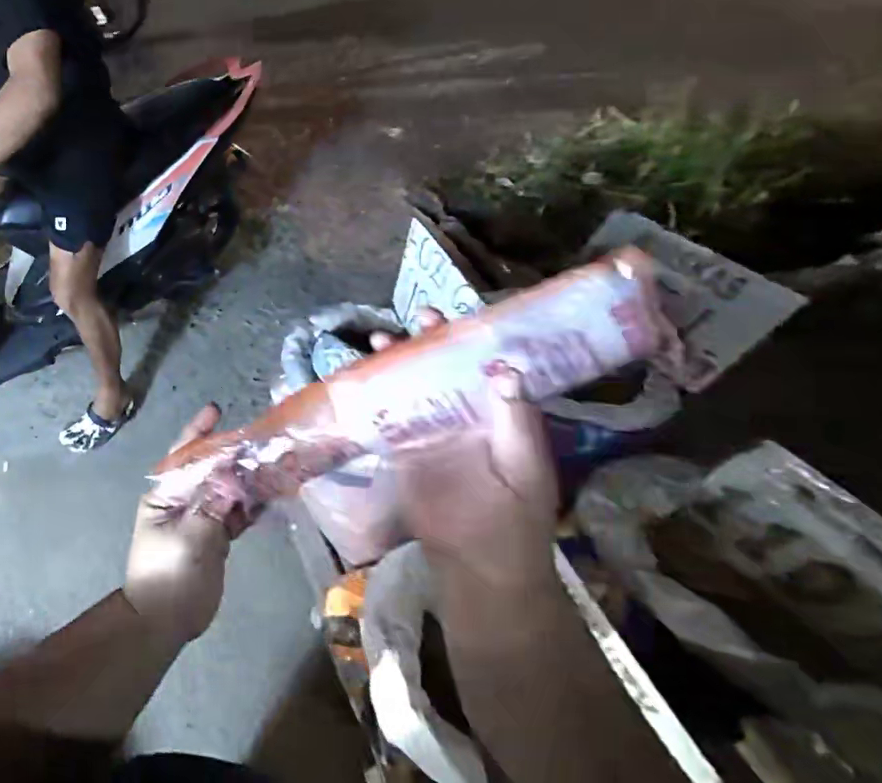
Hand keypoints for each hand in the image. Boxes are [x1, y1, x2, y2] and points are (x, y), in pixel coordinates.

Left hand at [125, 404, 259, 642]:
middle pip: (211, 469)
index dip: (199, 432)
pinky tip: (273, 492)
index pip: (183, 455)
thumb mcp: (189, 537)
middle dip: (234, 454)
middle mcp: (183, 498)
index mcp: (166, 493)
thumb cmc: (168, 575)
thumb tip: (231, 475)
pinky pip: (236, 512)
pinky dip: (252, 503)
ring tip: (275, 461)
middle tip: (261, 439)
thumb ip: (212, 505)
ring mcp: (201, 516)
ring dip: (248, 477)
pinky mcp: (216, 535)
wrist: (164, 621)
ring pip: (227, 489)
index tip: (216, 411)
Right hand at [382, 311, 559, 588]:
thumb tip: (506, 368)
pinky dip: (373, 397)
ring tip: (378, 344)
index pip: (478, 363)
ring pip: (410, 385)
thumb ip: (515, 421)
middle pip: (439, 367)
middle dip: (421, 342)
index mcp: (496, 411)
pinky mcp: (404, 449)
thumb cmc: (514, 518)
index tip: (442, 317)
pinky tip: (358, 380)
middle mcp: (461, 412)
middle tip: (404, 326)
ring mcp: (430, 430)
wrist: (480, 565)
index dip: (461, 336)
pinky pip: (387, 416)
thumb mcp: (524, 468)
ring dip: (394, 363)